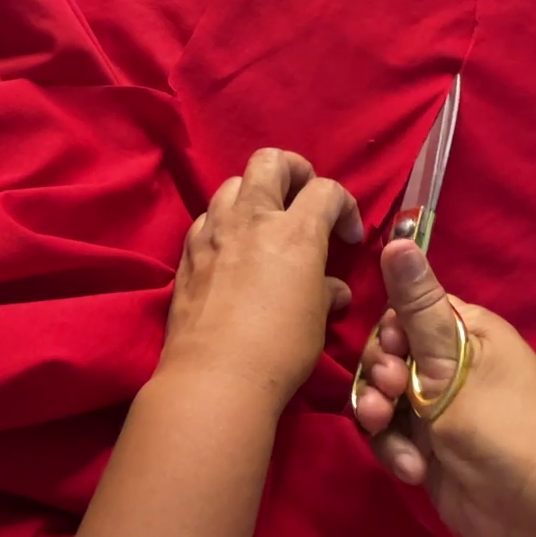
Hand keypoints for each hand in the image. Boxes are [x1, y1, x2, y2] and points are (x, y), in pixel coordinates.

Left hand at [160, 149, 364, 408]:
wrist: (215, 376)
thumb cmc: (279, 348)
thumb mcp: (316, 319)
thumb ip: (325, 291)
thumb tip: (331, 290)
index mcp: (295, 231)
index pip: (326, 190)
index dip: (345, 207)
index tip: (348, 237)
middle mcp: (252, 218)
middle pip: (271, 161)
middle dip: (294, 170)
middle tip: (303, 198)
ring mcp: (214, 231)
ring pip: (232, 183)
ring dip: (254, 194)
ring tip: (265, 222)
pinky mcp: (187, 251)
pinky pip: (207, 217)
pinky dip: (224, 222)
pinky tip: (232, 249)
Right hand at [353, 240, 535, 536]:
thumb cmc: (501, 426)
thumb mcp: (451, 363)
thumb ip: (417, 305)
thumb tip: (397, 239)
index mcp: (465, 332)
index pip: (405, 312)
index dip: (388, 333)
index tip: (391, 353)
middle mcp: (448, 364)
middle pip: (386, 354)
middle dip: (378, 376)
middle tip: (389, 395)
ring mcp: (435, 407)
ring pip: (381, 395)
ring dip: (380, 414)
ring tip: (388, 430)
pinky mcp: (425, 446)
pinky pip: (390, 433)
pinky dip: (395, 449)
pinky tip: (413, 469)